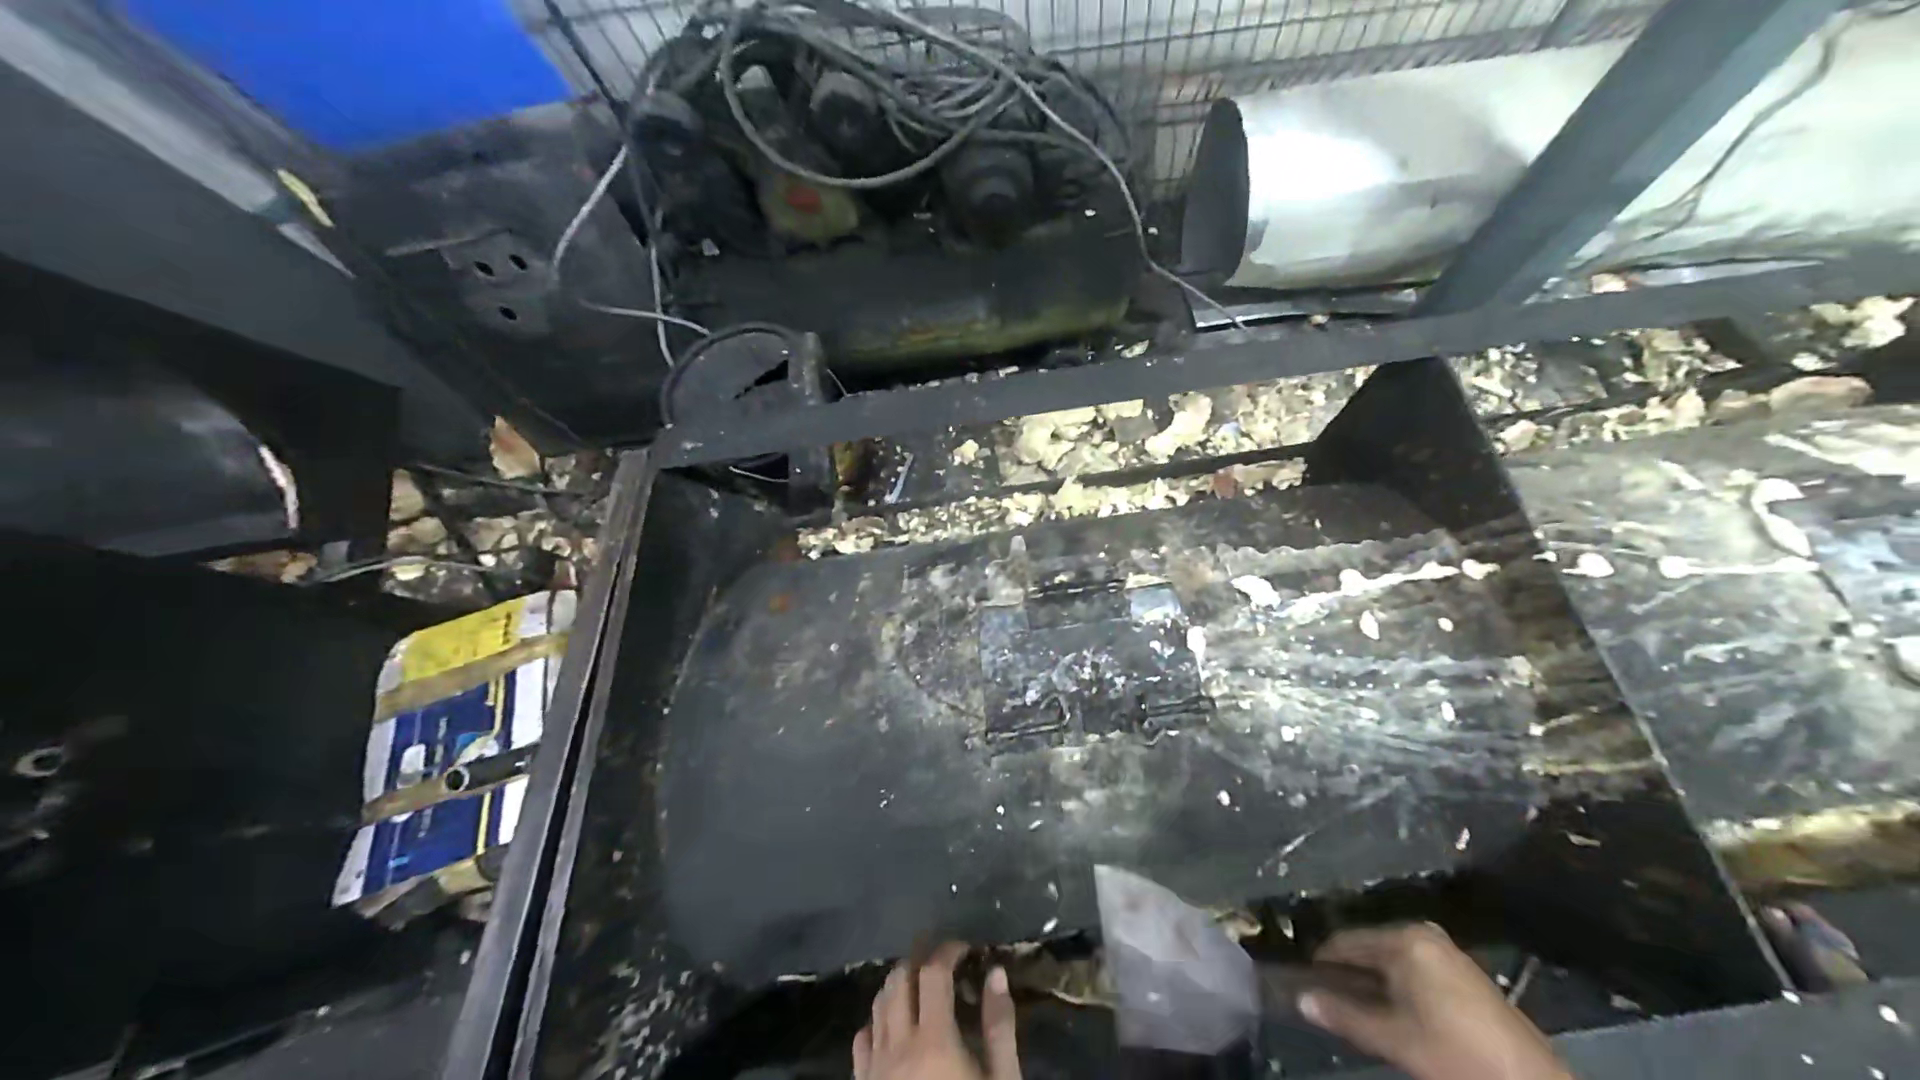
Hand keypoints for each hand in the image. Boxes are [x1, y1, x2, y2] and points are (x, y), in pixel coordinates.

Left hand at [854, 942, 1020, 1079]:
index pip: (934, 972)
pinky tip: (893, 1026)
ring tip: (920, 985)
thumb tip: (995, 972)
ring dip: (898, 984)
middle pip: (899, 979)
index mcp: (935, 1040)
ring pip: (878, 1004)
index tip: (966, 949)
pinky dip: (877, 1020)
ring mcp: (875, 1067)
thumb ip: (999, 1026)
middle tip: (942, 959)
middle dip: (920, 959)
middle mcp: (898, 1044)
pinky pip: (862, 1039)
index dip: (948, 951)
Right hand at [1297, 924, 1569, 1079]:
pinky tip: (1396, 1013)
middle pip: (1369, 948)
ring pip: (1392, 960)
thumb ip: (1344, 1016)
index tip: (1305, 984)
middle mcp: (1423, 934)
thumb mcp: (1394, 1039)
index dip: (1322, 964)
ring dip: (1373, 982)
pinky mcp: (1464, 971)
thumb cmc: (1457, 1056)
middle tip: (1331, 1002)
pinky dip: (1398, 986)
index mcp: (1403, 939)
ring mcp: (1447, 951)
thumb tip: (1301, 1000)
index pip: (1345, 941)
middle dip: (1349, 974)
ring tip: (1359, 1011)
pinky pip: (1414, 968)